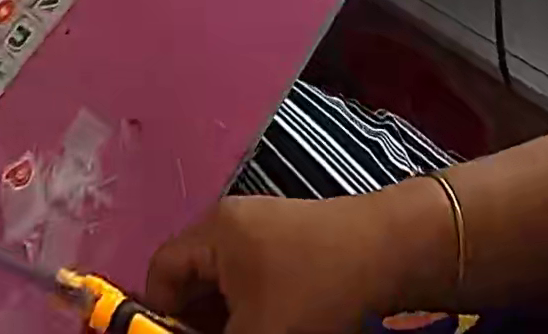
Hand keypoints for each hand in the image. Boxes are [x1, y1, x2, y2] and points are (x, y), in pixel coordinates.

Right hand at [145, 194, 418, 333]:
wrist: (392, 250)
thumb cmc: (316, 287)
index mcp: (217, 231)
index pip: (161, 272)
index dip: (155, 320)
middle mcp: (238, 224)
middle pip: (193, 284)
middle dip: (197, 328)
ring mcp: (269, 234)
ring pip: (227, 292)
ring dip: (229, 325)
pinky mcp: (295, 248)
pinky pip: (257, 288)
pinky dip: (255, 317)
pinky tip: (278, 331)